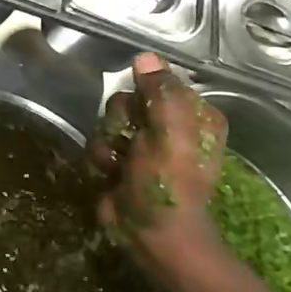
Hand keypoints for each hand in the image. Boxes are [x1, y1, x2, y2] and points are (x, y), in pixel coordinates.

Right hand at [88, 53, 228, 274]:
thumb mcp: (172, 128)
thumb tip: (145, 57)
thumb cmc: (170, 179)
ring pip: (107, 124)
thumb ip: (160, 89)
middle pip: (126, 101)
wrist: (154, 235)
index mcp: (192, 114)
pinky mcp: (119, 166)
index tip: (143, 112)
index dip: (144, 95)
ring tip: (119, 167)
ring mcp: (142, 147)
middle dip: (120, 121)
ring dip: (107, 145)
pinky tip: (110, 178)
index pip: (157, 83)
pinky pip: (98, 147)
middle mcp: (168, 127)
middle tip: (130, 143)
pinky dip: (100, 163)